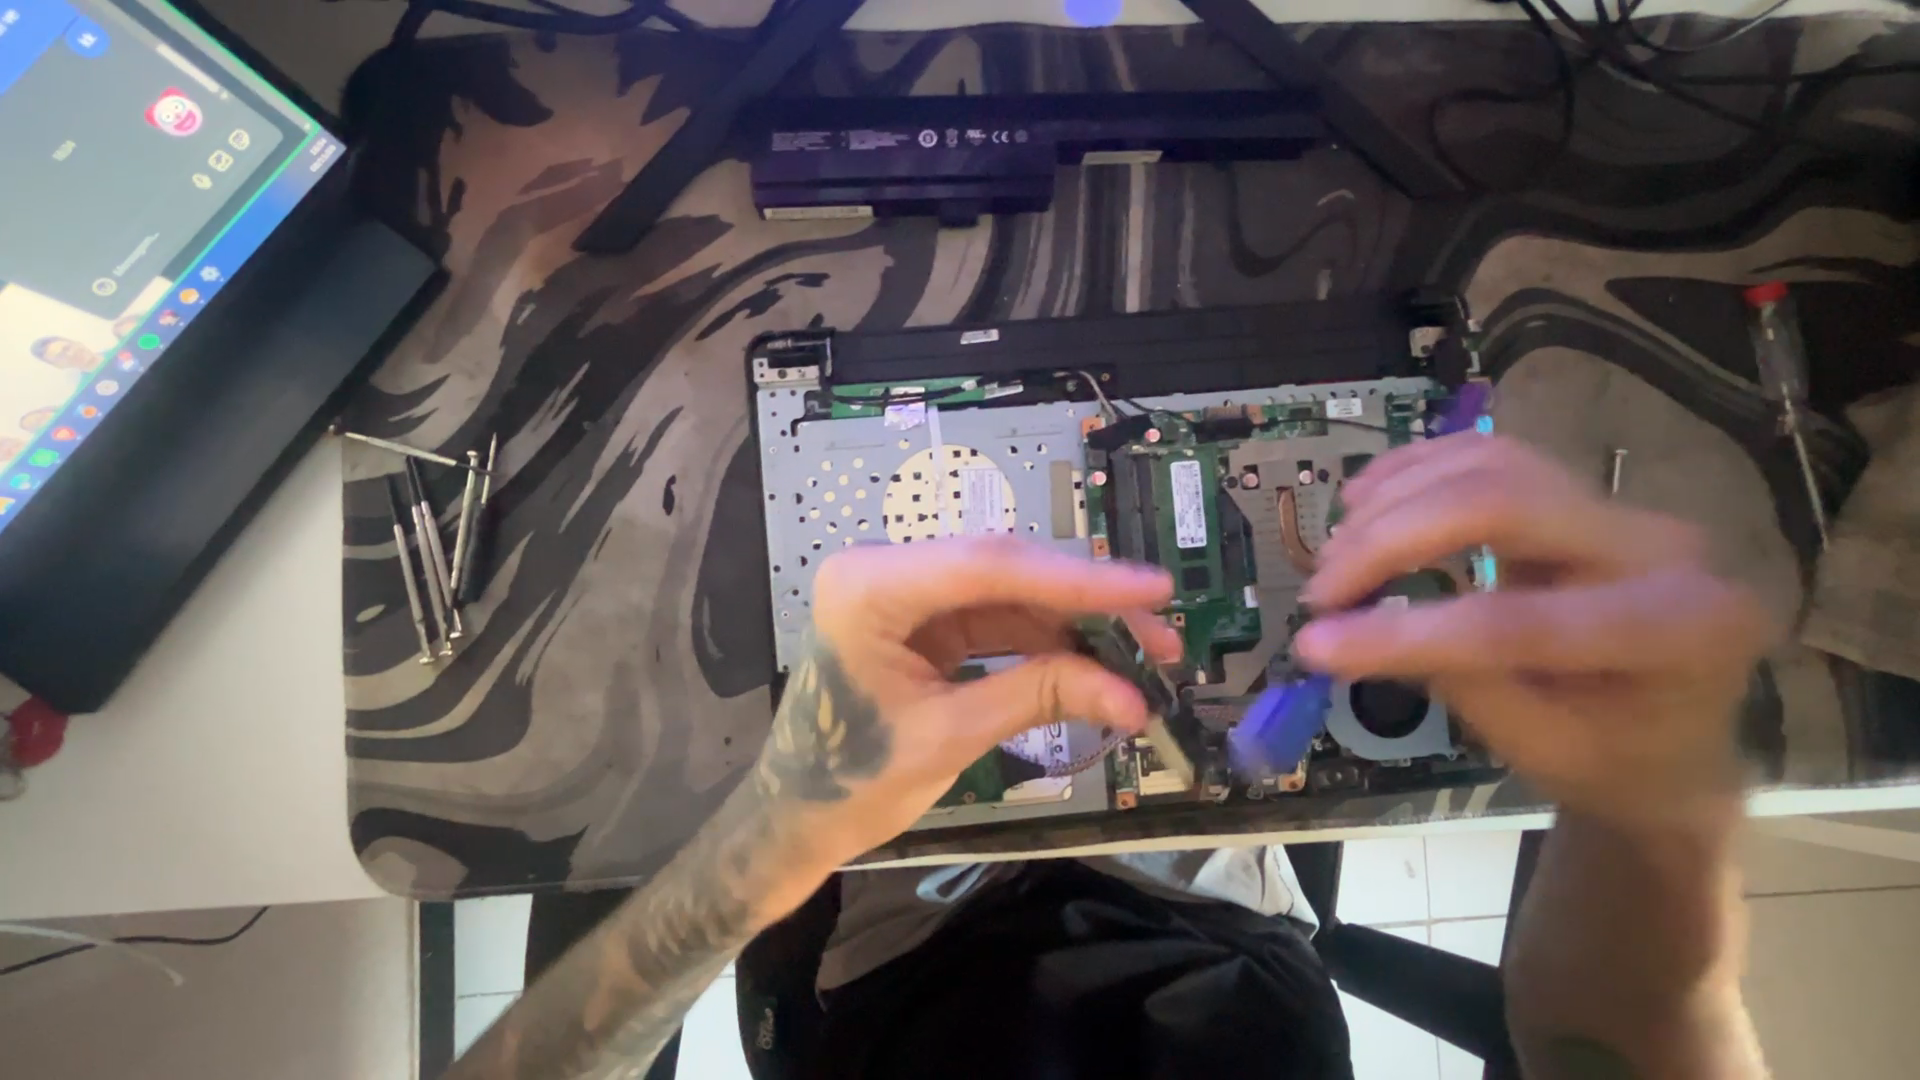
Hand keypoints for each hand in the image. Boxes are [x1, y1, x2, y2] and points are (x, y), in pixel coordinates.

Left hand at [759, 538, 1179, 872]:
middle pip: (1004, 572)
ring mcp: (907, 593)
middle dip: (1086, 604)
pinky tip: (1093, 663)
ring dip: (1074, 625)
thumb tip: (1133, 695)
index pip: (988, 567)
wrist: (795, 815)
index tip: (1152, 589)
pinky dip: (1045, 642)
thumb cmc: (850, 781)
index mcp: (871, 586)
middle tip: (1161, 633)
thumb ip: (1038, 696)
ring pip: (1008, 594)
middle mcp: (888, 571)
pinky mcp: (924, 619)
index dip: (1077, 579)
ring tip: (1143, 656)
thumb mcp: (949, 736)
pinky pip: (995, 619)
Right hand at [1297, 436, 1777, 830]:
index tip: (1313, 646)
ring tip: (1333, 554)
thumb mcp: (1540, 746)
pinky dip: (1409, 469)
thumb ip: (1455, 683)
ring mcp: (1616, 506)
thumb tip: (1339, 638)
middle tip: (1321, 591)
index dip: (1402, 632)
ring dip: (1389, 502)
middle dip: (1387, 542)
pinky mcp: (1572, 490)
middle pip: (1499, 503)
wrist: (1671, 733)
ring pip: (1485, 465)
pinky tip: (1360, 499)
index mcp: (1678, 630)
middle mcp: (1659, 546)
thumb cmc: (1611, 755)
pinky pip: (1483, 453)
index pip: (1515, 620)